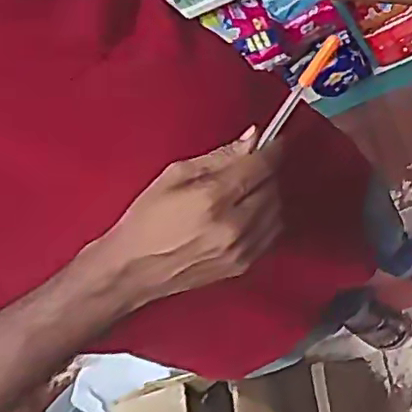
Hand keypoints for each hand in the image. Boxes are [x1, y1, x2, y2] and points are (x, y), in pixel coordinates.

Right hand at [70, 128, 282, 309]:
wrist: (134, 271)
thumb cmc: (146, 223)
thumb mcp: (174, 176)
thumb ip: (218, 157)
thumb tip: (250, 141)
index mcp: (212, 200)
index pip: (260, 167)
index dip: (273, 151)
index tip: (275, 142)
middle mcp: (232, 226)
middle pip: (272, 188)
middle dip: (266, 172)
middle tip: (252, 166)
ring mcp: (240, 248)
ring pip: (277, 211)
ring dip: (268, 195)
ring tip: (246, 190)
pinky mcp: (243, 264)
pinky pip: (272, 233)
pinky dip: (267, 218)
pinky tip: (248, 213)